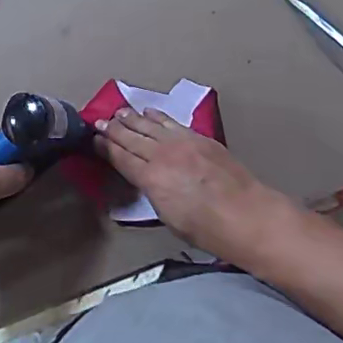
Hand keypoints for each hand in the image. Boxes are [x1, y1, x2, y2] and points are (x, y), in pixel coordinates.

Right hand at [94, 108, 292, 259]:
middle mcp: (162, 155)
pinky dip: (156, 116)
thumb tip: (144, 178)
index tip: (94, 139)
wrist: (249, 216)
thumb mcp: (169, 217)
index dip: (105, 147)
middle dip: (112, 129)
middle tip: (98, 122)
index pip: (120, 157)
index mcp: (151, 179)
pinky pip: (171, 122)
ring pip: (149, 125)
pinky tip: (148, 112)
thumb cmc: (208, 230)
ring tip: (118, 113)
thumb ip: (152, 192)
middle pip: (131, 137)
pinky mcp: (199, 138)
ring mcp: (182, 143)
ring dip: (131, 118)